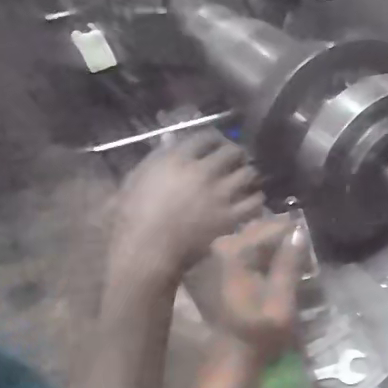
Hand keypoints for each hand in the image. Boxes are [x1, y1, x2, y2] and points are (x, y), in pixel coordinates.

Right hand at [111, 133, 262, 281]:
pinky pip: (255, 202)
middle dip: (236, 154)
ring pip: (248, 173)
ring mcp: (220, 195)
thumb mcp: (136, 178)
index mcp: (177, 159)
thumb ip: (158, 158)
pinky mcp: (230, 217)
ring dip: (248, 174)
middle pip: (232, 151)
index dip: (214, 138)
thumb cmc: (132, 216)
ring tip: (245, 179)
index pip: (206, 136)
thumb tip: (172, 140)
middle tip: (235, 160)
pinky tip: (251, 200)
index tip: (216, 144)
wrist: (146, 251)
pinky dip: (256, 199)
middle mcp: (203, 171)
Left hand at [209, 217, 303, 359]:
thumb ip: (289, 264)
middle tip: (305, 261)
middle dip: (286, 241)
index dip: (297, 238)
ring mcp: (221, 254)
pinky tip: (278, 272)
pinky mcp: (223, 264)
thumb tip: (299, 232)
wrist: (234, 353)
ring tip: (296, 267)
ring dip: (278, 248)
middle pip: (265, 228)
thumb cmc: (260, 330)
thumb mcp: (282, 299)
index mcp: (237, 251)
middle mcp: (225, 245)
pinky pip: (250, 248)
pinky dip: (267, 256)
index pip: (275, 227)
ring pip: (259, 238)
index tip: (311, 256)